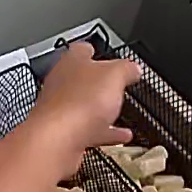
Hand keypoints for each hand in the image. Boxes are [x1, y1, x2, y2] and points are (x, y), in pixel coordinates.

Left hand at [22, 42, 139, 171]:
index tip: (102, 53)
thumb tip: (133, 68)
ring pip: (84, 107)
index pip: (81, 50)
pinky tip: (119, 135)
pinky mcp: (64, 134)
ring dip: (102, 110)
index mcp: (71, 63)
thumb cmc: (77, 103)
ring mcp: (61, 111)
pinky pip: (88, 130)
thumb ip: (126, 69)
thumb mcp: (114, 76)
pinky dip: (105, 132)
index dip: (94, 50)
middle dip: (98, 83)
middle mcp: (61, 85)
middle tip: (114, 85)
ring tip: (119, 112)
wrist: (58, 140)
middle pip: (81, 80)